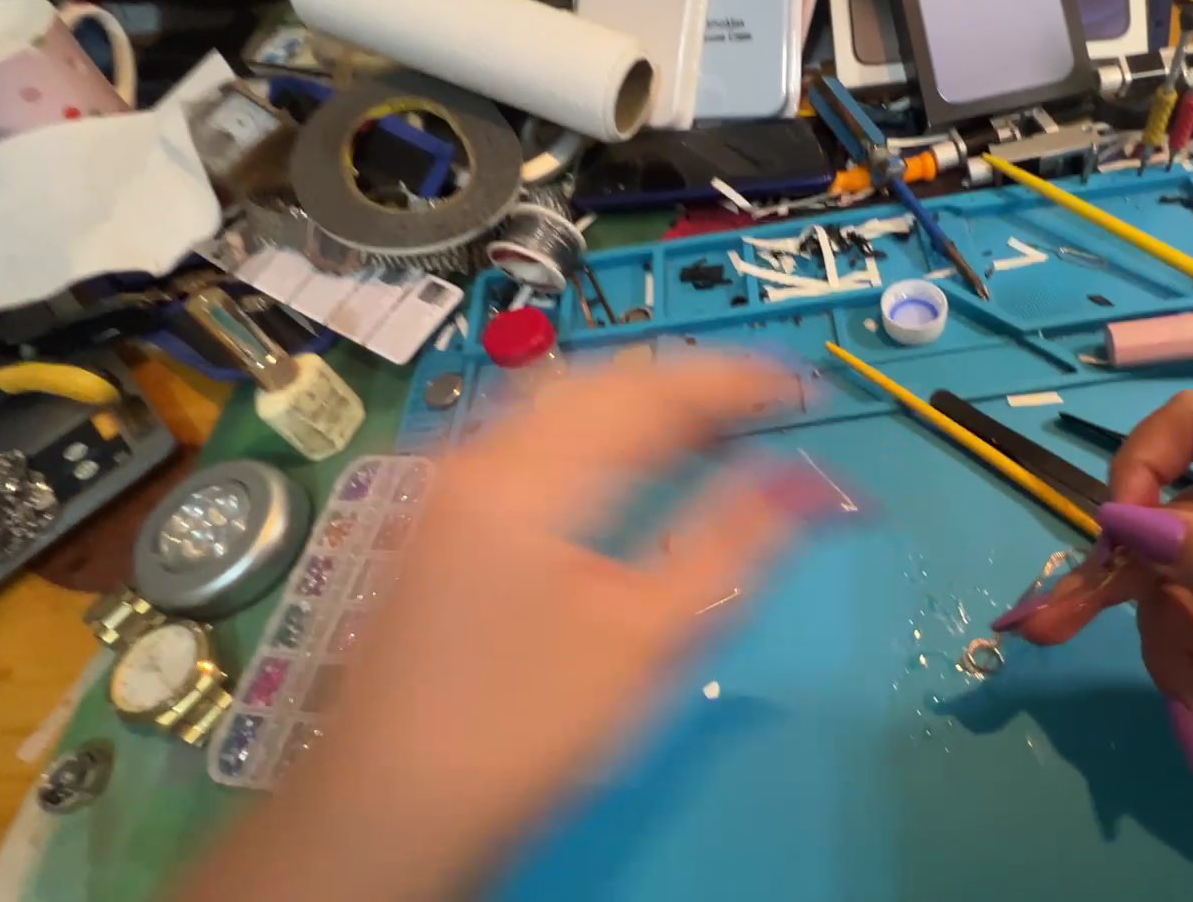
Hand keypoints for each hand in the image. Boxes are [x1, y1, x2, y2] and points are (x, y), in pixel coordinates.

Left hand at [188, 356, 842, 900]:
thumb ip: (736, 541)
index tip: (805, 388)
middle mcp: (483, 449)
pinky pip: (542, 429)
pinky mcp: (450, 503)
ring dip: (650, 396)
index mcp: (528, 474)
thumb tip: (814, 482)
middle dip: (696, 382)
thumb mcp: (649, 637)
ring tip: (717, 420)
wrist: (378, 815)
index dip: (738, 380)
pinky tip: (637, 451)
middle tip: (768, 404)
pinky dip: (606, 423)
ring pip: (569, 395)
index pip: (653, 391)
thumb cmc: (525, 731)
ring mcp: (456, 473)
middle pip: (608, 377)